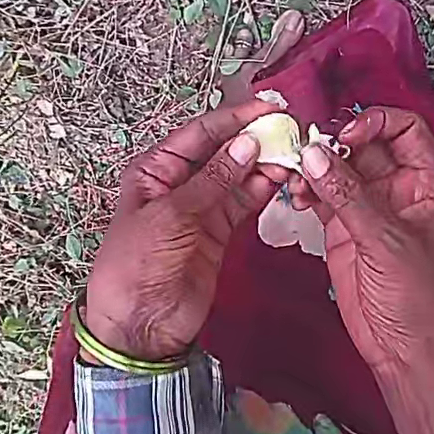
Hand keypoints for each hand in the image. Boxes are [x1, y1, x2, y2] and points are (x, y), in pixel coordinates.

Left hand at [84, 98, 290, 361]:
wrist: (139, 325)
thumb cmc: (138, 264)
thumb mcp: (172, 215)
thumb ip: (213, 180)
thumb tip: (248, 144)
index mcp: (156, 170)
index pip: (200, 134)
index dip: (234, 119)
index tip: (269, 108)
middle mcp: (179, 183)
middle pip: (222, 151)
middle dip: (253, 139)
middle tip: (291, 130)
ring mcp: (201, 208)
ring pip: (238, 176)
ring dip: (264, 164)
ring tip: (294, 154)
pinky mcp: (218, 232)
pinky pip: (243, 203)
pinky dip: (263, 189)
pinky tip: (283, 177)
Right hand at [291, 107, 433, 433]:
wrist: (404, 350)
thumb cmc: (420, 299)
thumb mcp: (385, 241)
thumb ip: (348, 195)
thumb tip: (315, 155)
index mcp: (427, 186)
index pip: (405, 130)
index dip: (375, 123)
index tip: (345, 135)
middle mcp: (398, 192)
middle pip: (365, 147)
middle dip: (335, 145)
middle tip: (308, 151)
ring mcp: (368, 210)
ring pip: (338, 170)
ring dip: (315, 168)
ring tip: (296, 176)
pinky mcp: (343, 230)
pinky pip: (323, 197)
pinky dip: (307, 191)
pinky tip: (296, 196)